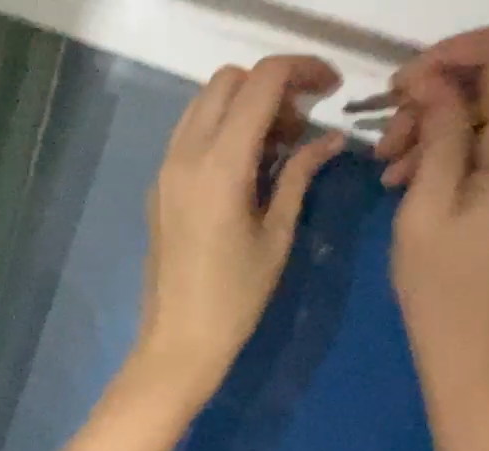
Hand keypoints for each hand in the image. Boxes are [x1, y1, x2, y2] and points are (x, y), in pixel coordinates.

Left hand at [128, 56, 344, 405]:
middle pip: (228, 81)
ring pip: (203, 104)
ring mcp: (165, 172)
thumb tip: (329, 140)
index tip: (330, 89)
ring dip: (242, 107)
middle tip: (301, 125)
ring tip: (276, 148)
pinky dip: (219, 130)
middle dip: (270, 87)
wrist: (178, 341)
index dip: (303, 71)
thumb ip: (299, 176)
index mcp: (220, 165)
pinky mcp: (158, 190)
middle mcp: (185, 156)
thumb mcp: (276, 235)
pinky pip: (188, 135)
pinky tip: (245, 168)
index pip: (262, 82)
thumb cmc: (234, 299)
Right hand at [377, 22, 488, 375]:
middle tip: (382, 141)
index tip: (398, 86)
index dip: (450, 53)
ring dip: (438, 127)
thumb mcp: (427, 204)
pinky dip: (456, 148)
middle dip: (436, 99)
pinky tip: (412, 178)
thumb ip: (437, 129)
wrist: (474, 345)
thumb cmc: (443, 286)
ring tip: (389, 167)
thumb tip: (429, 79)